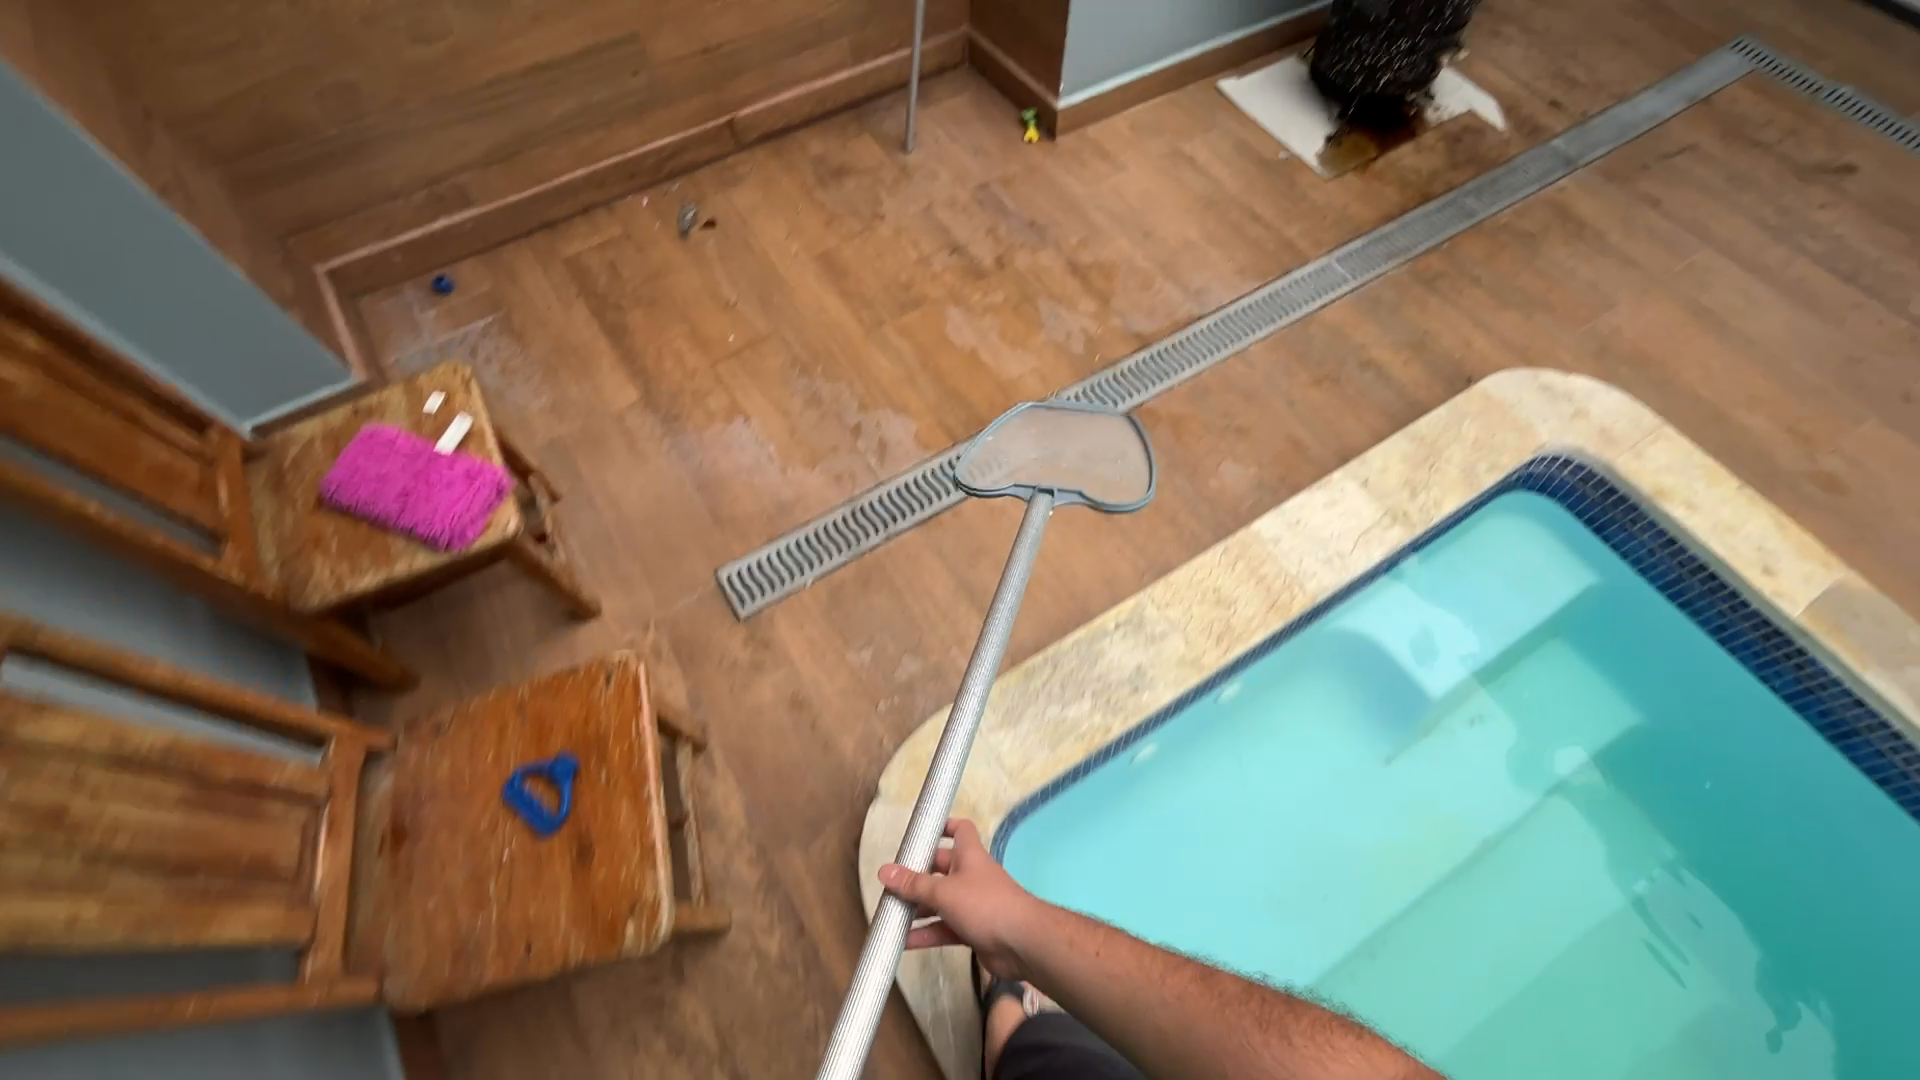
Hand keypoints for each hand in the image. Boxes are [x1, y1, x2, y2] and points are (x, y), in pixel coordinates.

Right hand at [879, 818, 1045, 981]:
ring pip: (940, 902)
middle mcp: (970, 875)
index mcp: (969, 855)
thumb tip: (884, 871)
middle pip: (940, 869)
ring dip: (918, 909)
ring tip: (891, 915)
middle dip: (917, 877)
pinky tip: (905, 942)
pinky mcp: (973, 929)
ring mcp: (973, 904)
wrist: (1021, 943)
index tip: (920, 834)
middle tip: (891, 885)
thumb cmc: (984, 904)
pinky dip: (928, 933)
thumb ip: (913, 885)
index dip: (943, 827)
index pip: (960, 829)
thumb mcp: (944, 892)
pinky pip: (945, 927)